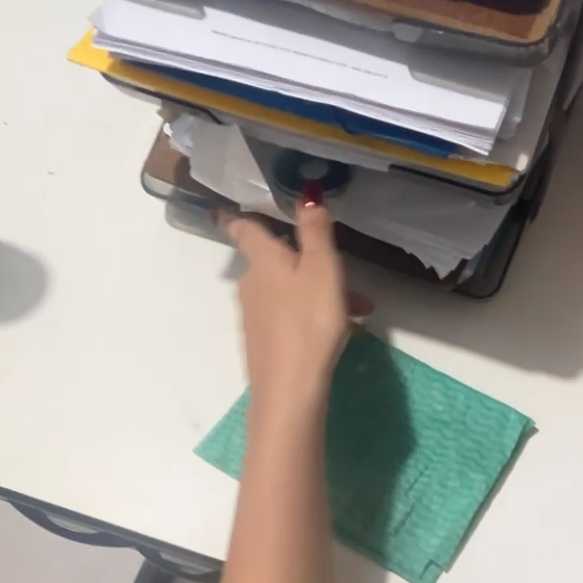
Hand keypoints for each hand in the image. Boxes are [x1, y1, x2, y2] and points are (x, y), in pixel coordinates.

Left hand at [226, 202, 350, 418]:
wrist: (289, 389)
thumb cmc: (308, 322)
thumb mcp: (322, 270)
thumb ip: (316, 231)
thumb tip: (306, 193)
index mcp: (263, 260)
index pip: (245, 229)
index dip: (239, 217)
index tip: (227, 210)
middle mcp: (251, 285)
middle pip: (277, 265)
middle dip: (310, 266)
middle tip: (347, 282)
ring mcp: (254, 318)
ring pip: (288, 295)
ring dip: (318, 297)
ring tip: (356, 315)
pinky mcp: (263, 346)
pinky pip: (289, 321)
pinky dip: (310, 320)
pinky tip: (336, 337)